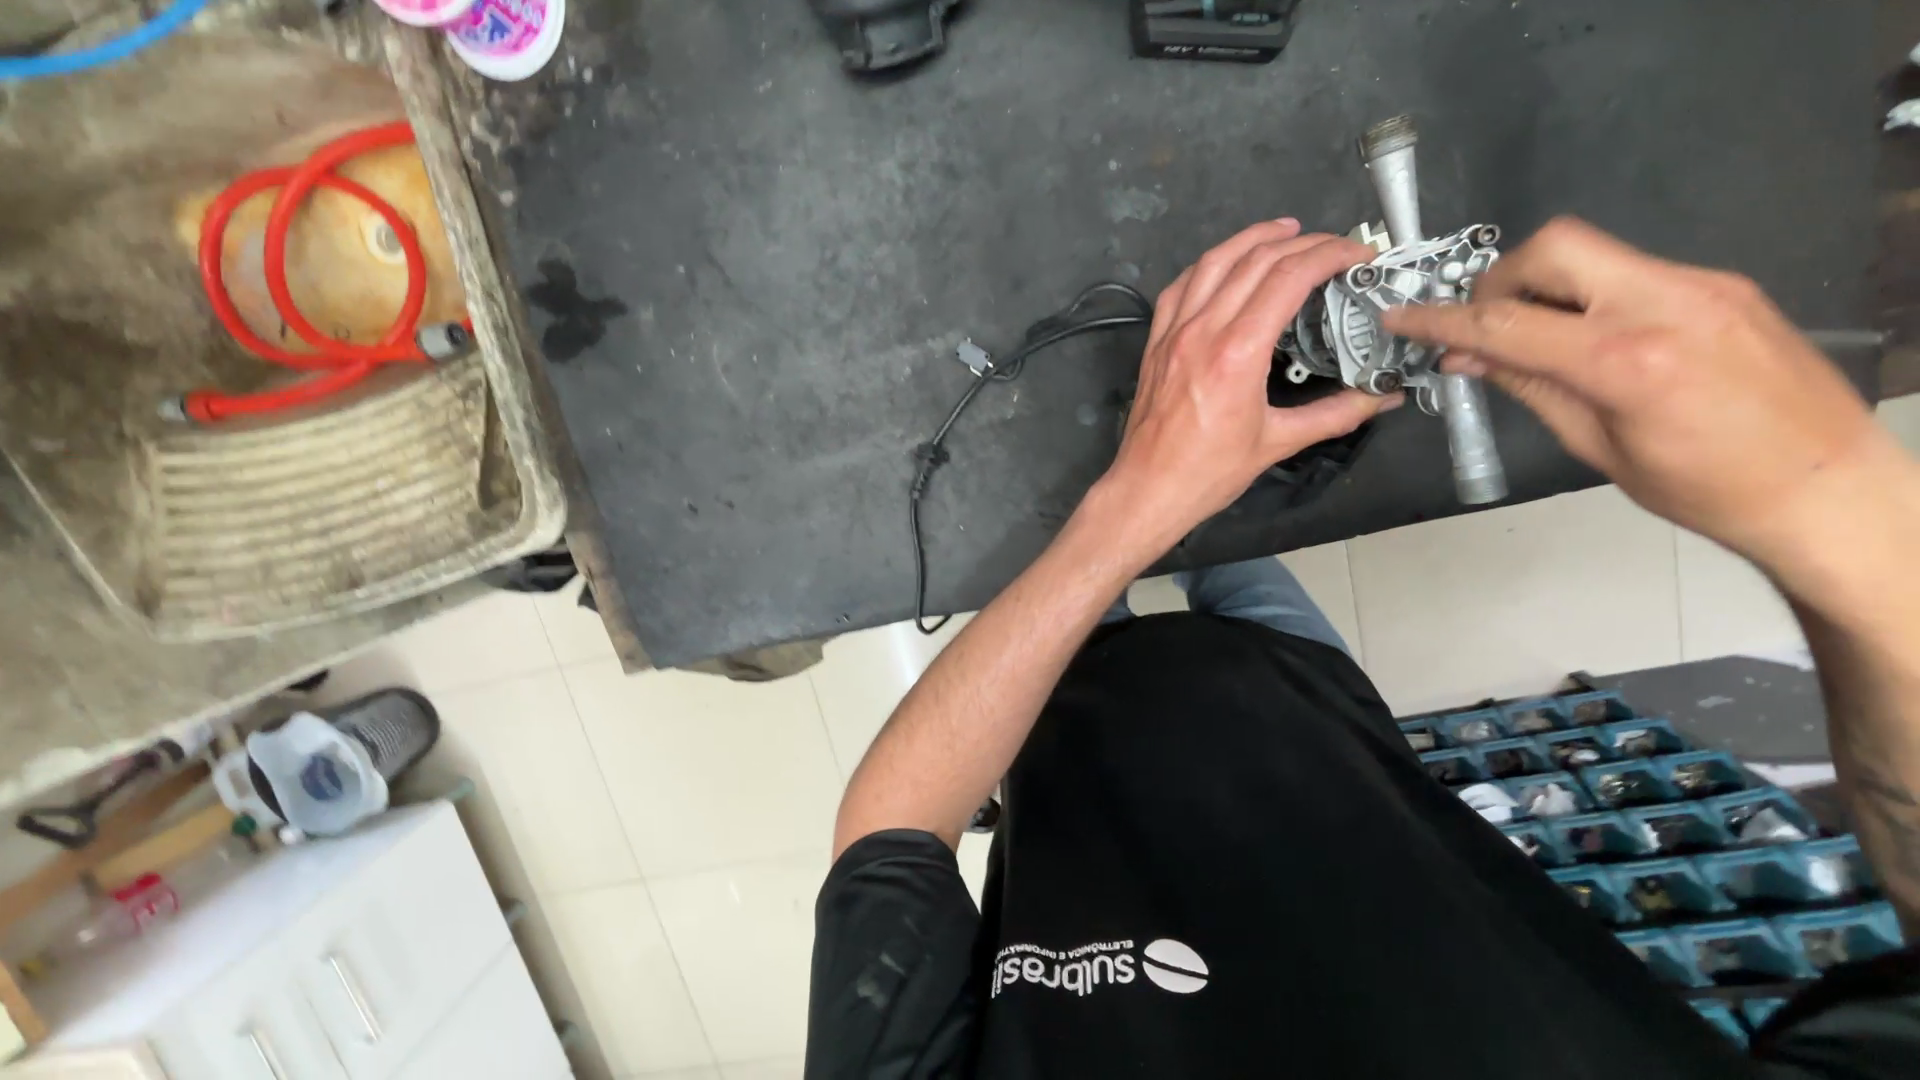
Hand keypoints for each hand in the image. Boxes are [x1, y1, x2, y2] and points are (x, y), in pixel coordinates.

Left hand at [1101, 219, 1397, 548]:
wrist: (1148, 489)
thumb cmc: (1208, 472)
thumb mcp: (1279, 442)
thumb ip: (1337, 414)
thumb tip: (1383, 397)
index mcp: (1237, 352)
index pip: (1289, 277)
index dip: (1329, 254)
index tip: (1357, 253)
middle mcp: (1201, 331)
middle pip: (1255, 260)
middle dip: (1302, 243)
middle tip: (1333, 245)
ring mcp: (1172, 333)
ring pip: (1213, 263)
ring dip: (1252, 238)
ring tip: (1285, 231)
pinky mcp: (1155, 343)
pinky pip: (1180, 287)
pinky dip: (1208, 266)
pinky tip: (1226, 263)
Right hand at [1384, 217, 1883, 565]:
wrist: (1828, 483)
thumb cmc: (1704, 488)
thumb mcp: (1596, 445)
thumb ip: (1530, 387)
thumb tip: (1469, 358)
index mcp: (1628, 359)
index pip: (1508, 323)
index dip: (1442, 319)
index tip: (1401, 316)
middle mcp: (1668, 302)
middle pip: (1555, 247)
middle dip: (1501, 278)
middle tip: (1486, 326)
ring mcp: (1702, 285)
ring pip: (1594, 254)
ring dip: (1544, 288)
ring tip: (1535, 340)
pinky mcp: (1722, 286)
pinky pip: (1632, 273)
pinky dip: (1589, 298)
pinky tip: (1589, 342)